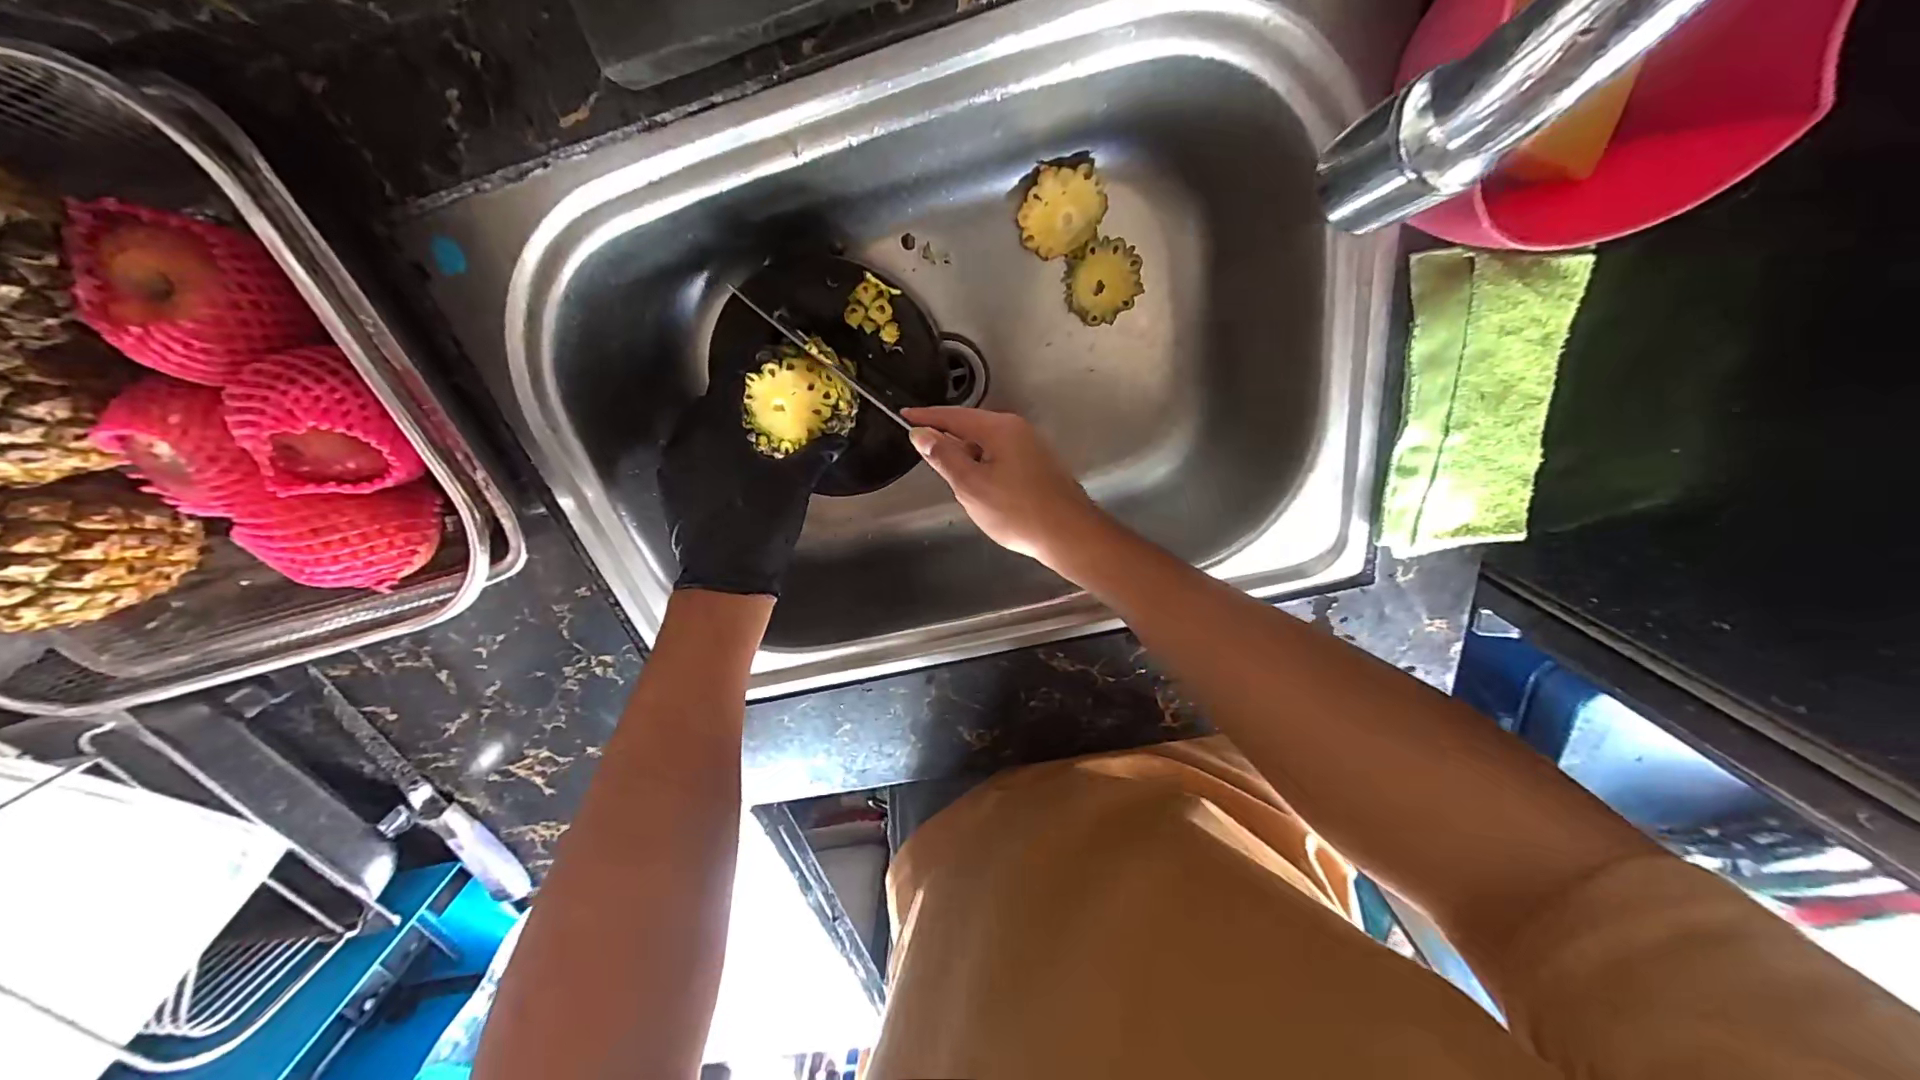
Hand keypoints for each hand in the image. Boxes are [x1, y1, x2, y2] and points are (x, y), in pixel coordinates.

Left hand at [660, 376, 844, 596]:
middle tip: (757, 398)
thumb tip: (837, 440)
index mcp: (717, 431)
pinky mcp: (670, 486)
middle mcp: (687, 441)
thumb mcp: (794, 486)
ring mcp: (673, 465)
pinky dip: (706, 446)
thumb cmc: (762, 525)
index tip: (761, 360)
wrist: (726, 575)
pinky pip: (687, 452)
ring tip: (744, 429)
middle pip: (708, 402)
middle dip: (732, 395)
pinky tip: (727, 461)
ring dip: (718, 422)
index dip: (744, 366)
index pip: (727, 381)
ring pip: (694, 428)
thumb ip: (815, 456)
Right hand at [902, 406, 1109, 565]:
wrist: (1069, 535)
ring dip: (967, 458)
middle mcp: (1017, 430)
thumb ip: (944, 457)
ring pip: (986, 445)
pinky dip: (984, 468)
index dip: (926, 417)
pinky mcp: (1037, 465)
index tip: (905, 415)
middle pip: (971, 427)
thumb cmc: (1019, 512)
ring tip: (957, 483)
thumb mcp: (970, 485)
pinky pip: (1001, 457)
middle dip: (948, 440)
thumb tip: (922, 434)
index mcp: (999, 428)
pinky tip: (983, 492)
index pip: (953, 415)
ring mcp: (1030, 447)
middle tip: (926, 454)